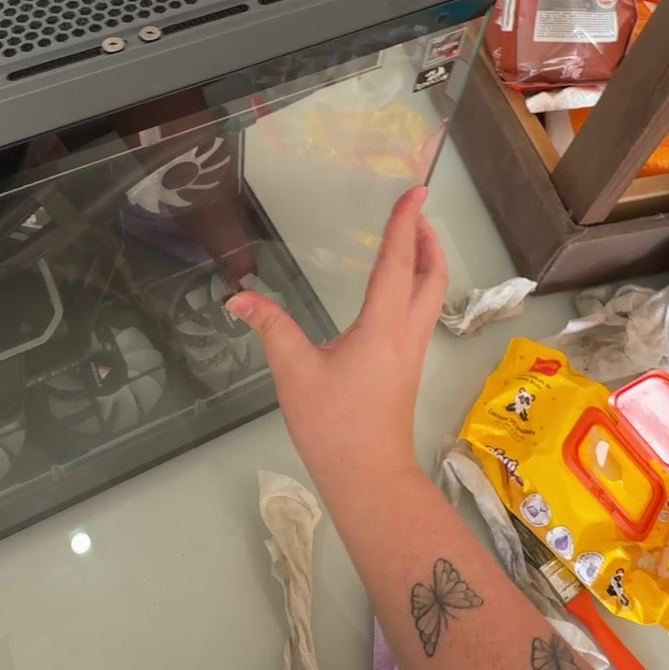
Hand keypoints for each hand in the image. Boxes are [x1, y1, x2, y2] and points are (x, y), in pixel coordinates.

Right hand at [228, 185, 447, 499]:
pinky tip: (394, 292)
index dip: (405, 223)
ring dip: (427, 262)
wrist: (369, 478)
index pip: (397, 263)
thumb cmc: (334, 425)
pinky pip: (421, 313)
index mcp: (383, 326)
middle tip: (415, 212)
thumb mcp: (294, 372)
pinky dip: (417, 287)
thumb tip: (237, 297)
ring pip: (432, 295)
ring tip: (410, 241)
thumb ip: (269, 328)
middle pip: (432, 275)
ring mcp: (412, 352)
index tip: (416, 191)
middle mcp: (406, 333)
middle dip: (427, 239)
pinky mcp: (407, 368)